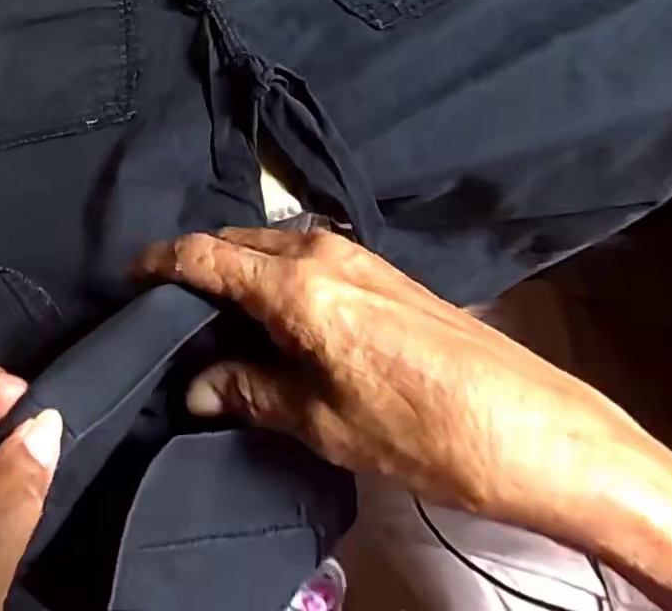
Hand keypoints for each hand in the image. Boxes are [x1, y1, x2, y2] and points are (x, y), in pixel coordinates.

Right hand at [138, 227, 651, 543]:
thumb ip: (250, 391)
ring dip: (238, 270)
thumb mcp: (325, 422)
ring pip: (270, 246)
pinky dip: (273, 275)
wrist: (539, 427)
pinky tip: (275, 316)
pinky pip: (302, 256)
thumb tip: (194, 387)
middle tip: (173, 311)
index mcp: (296, 283)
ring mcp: (353, 252)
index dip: (163, 262)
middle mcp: (319, 249)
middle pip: (236, 241)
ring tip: (219, 318)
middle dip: (199, 266)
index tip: (133, 275)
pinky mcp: (377, 267)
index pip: (207, 255)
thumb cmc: (422, 429)